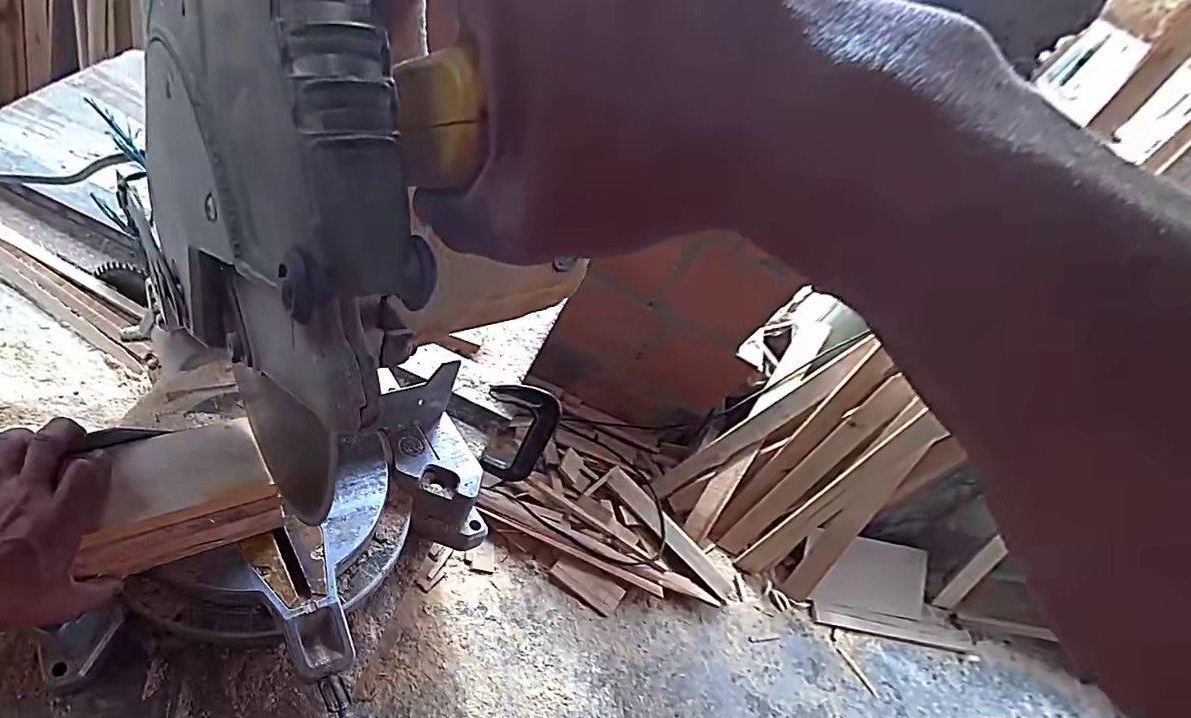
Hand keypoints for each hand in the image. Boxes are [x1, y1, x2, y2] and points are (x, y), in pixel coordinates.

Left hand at [0, 418, 122, 647]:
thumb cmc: (6, 603)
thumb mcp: (64, 603)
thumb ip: (98, 591)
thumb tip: (117, 584)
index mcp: (58, 519)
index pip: (86, 469)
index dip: (96, 461)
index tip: (98, 465)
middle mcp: (25, 495)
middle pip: (49, 440)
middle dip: (65, 431)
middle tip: (71, 436)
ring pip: (8, 441)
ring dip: (22, 439)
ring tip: (28, 447)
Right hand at [414, 0, 1017, 271]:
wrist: (793, 116)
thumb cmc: (640, 164)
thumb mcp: (518, 222)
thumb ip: (451, 214)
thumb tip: (433, 199)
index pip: (400, 3)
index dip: (397, 42)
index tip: (416, 89)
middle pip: (478, 12)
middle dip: (484, 70)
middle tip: (511, 121)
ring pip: (542, 24)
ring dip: (546, 69)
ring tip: (590, 112)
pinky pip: (595, 21)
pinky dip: (599, 47)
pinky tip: (637, 86)